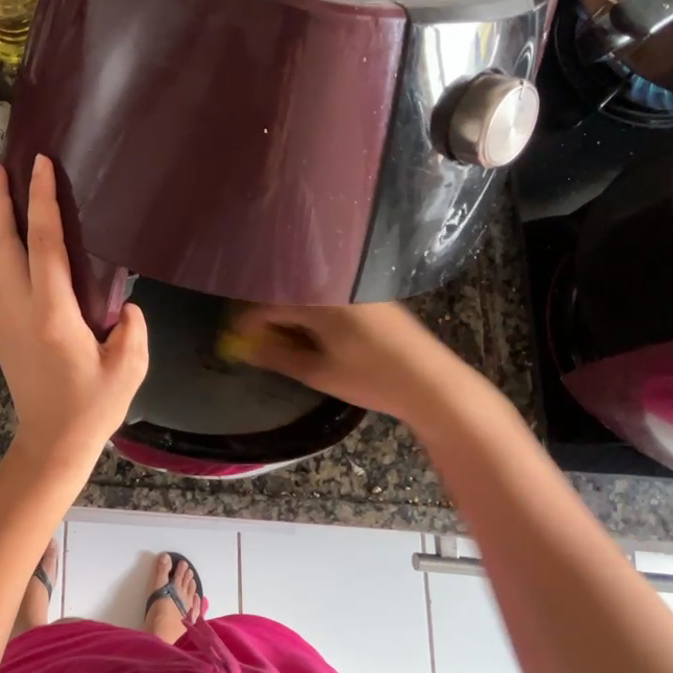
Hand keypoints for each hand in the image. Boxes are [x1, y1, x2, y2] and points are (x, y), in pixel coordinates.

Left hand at [0, 155, 148, 457]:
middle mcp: (20, 308)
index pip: (44, 244)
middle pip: (0, 243)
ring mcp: (3, 317)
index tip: (40, 166)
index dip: (41, 201)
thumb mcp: (129, 368)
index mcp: (53, 314)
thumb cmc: (92, 407)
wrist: (50, 442)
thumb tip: (125, 301)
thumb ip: (132, 328)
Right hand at [229, 301, 473, 423]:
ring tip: (287, 344)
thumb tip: (243, 349)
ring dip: (293, 316)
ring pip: (310, 296)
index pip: (270, 304)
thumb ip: (276, 357)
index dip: (249, 323)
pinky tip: (316, 339)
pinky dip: (314, 315)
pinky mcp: (372, 299)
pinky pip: (330, 298)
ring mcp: (358, 290)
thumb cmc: (372, 379)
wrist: (435, 385)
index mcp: (321, 300)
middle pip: (289, 294)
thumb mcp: (317, 372)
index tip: (236, 341)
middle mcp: (338, 286)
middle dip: (270, 318)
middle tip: (259, 344)